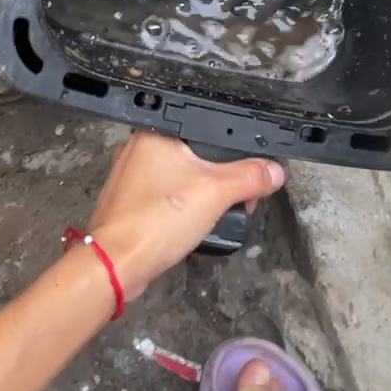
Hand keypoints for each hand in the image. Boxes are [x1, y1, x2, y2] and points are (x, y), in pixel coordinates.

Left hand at [84, 132, 284, 297]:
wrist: (117, 264)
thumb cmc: (157, 220)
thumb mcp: (215, 193)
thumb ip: (248, 177)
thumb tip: (274, 170)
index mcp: (156, 131)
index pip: (205, 127)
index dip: (232, 149)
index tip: (249, 171)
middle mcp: (139, 145)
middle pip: (194, 153)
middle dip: (221, 176)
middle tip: (239, 199)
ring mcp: (131, 174)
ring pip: (180, 175)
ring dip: (203, 193)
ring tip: (220, 213)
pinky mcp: (130, 199)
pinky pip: (166, 194)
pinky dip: (183, 205)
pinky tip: (192, 222)